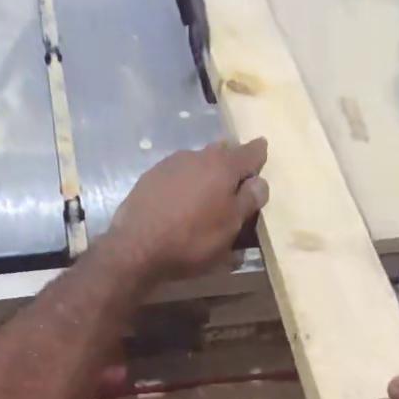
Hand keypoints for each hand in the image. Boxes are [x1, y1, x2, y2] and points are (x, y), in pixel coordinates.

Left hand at [103, 139, 269, 282]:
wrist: (136, 247)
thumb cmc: (191, 240)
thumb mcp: (229, 228)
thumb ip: (248, 202)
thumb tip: (259, 182)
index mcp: (224, 166)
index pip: (251, 151)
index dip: (259, 155)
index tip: (262, 156)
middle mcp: (198, 155)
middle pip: (222, 153)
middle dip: (230, 164)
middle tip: (232, 184)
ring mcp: (170, 163)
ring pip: (196, 162)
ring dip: (204, 174)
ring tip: (203, 197)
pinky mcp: (149, 177)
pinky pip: (175, 175)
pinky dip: (182, 185)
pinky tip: (177, 204)